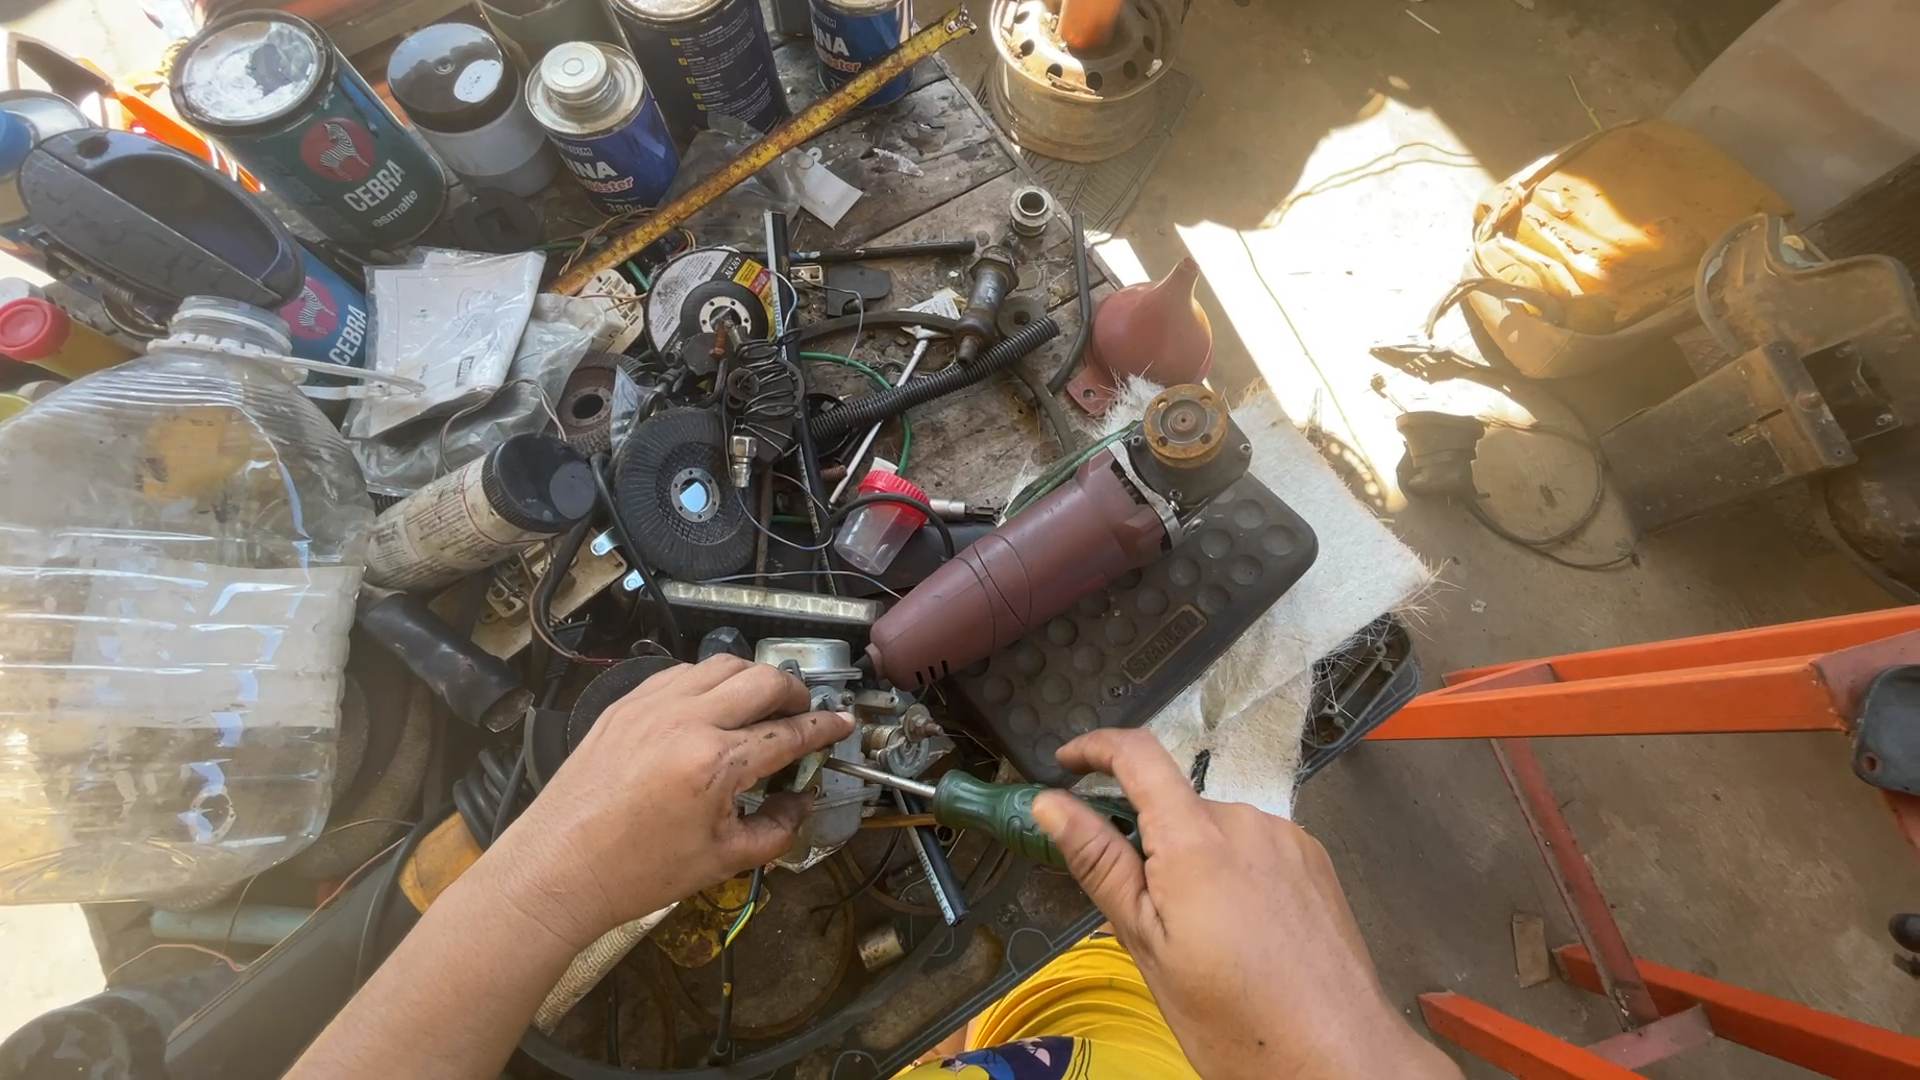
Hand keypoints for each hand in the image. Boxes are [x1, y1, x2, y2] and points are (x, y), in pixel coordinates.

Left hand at [482, 656, 853, 950]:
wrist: (553, 871)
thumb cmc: (638, 873)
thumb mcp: (721, 861)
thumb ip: (777, 829)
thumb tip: (803, 801)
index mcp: (715, 763)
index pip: (788, 733)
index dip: (823, 727)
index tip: (842, 722)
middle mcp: (687, 720)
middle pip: (763, 680)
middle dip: (795, 693)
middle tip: (801, 713)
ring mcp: (653, 705)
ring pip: (723, 665)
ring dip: (753, 679)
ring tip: (760, 704)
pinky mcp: (626, 703)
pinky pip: (682, 672)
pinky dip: (710, 680)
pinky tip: (711, 705)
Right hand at [1033, 730, 1460, 1079]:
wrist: (1343, 1065)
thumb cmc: (1231, 1017)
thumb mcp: (1146, 943)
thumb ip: (1098, 862)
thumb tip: (1049, 802)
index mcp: (1195, 837)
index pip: (1137, 754)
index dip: (1094, 747)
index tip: (1065, 762)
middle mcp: (1243, 818)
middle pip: (1174, 802)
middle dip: (1148, 837)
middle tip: (1146, 908)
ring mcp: (1285, 835)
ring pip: (1212, 826)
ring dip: (1191, 855)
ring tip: (1202, 930)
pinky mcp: (1313, 856)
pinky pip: (1251, 842)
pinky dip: (1230, 865)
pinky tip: (1243, 924)